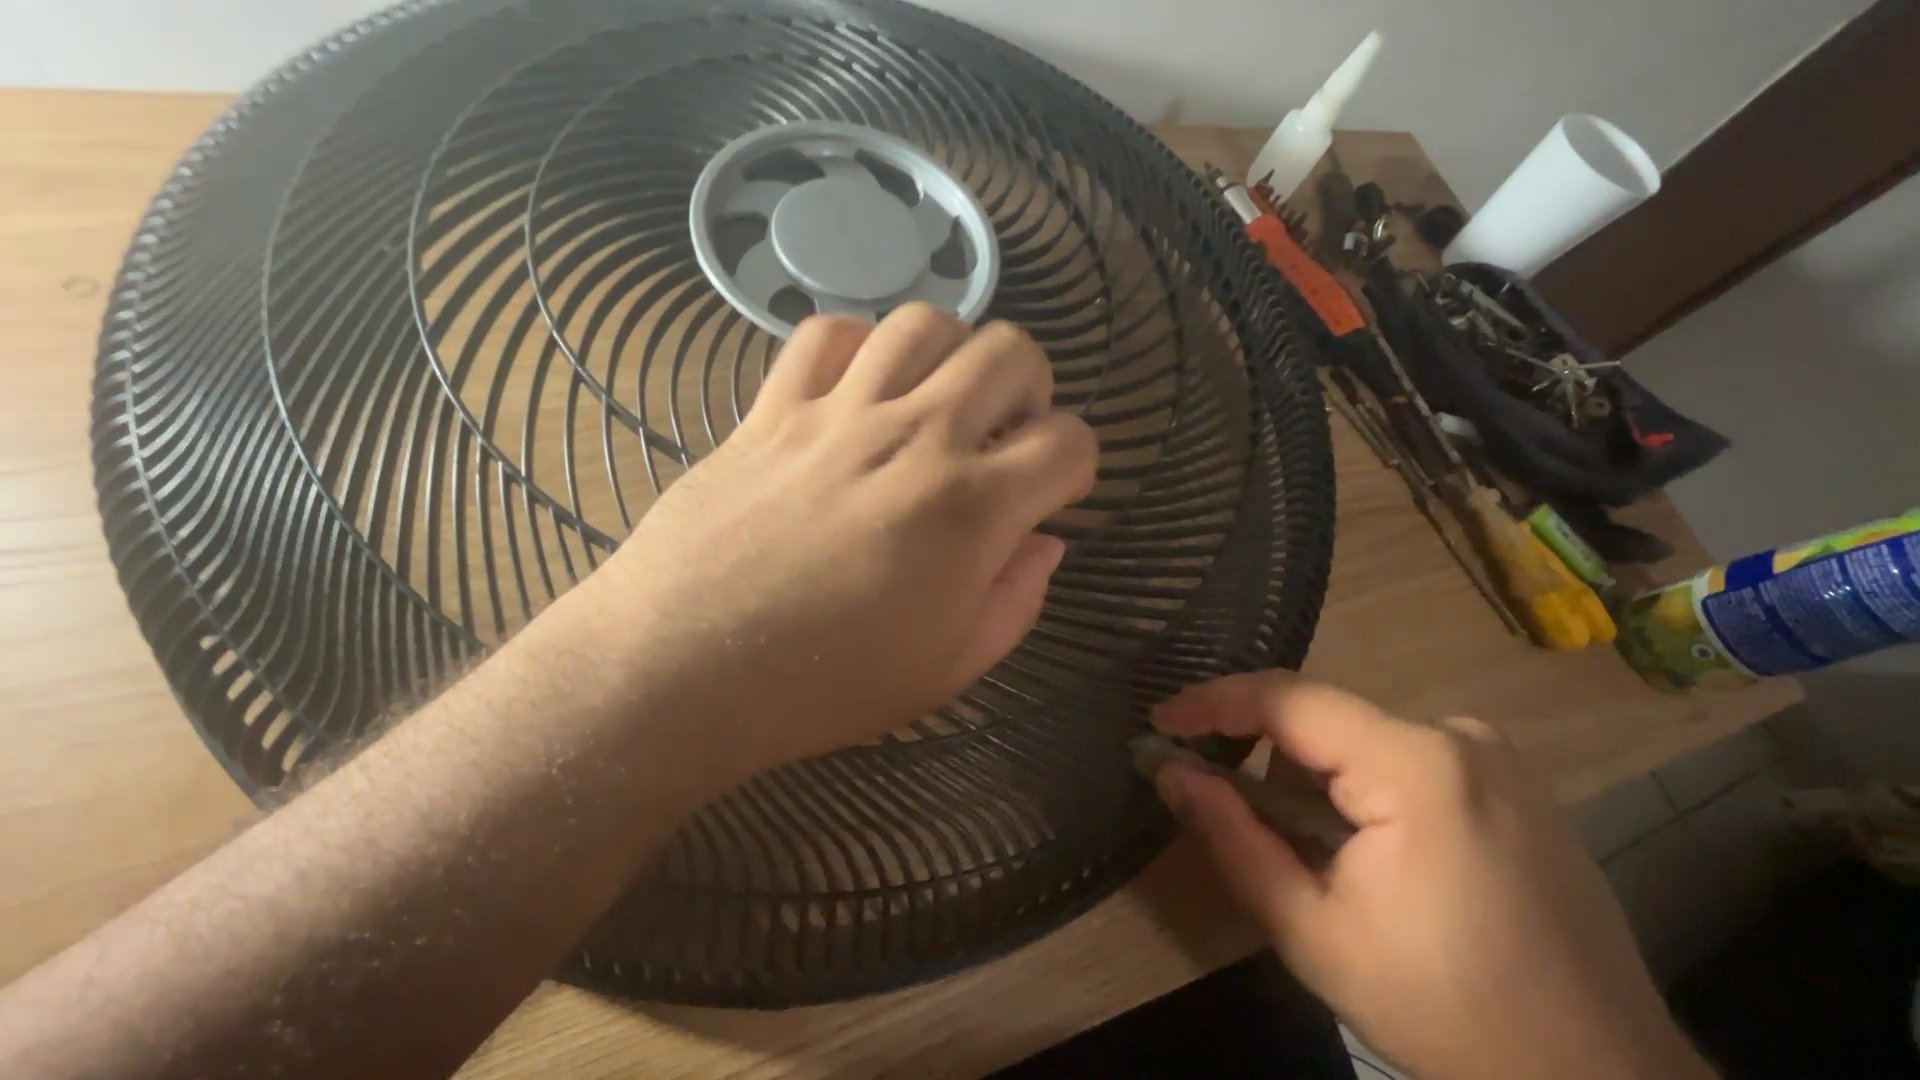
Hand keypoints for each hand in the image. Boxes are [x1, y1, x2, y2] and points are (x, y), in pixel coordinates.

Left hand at [563, 305, 1096, 775]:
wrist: (682, 669)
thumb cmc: (824, 686)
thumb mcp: (948, 669)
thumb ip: (1015, 600)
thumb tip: (1044, 541)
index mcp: (971, 508)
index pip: (1069, 441)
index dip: (1077, 464)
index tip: (1051, 493)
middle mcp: (916, 437)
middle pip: (1010, 352)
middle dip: (1031, 387)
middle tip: (1005, 434)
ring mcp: (839, 413)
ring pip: (923, 323)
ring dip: (952, 353)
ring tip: (937, 399)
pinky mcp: (774, 409)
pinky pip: (825, 334)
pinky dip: (857, 346)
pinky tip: (858, 388)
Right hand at [1152, 673, 1713, 1079]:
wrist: (1596, 1077)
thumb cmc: (1441, 1007)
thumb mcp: (1312, 931)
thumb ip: (1233, 839)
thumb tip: (1170, 771)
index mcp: (1415, 765)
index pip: (1288, 700)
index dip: (1211, 702)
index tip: (1157, 722)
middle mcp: (1461, 736)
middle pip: (1326, 718)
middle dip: (1260, 751)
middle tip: (1213, 795)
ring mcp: (1496, 756)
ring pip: (1363, 739)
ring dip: (1311, 776)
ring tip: (1294, 843)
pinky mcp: (1514, 782)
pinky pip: (1407, 758)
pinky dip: (1359, 786)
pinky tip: (1357, 849)